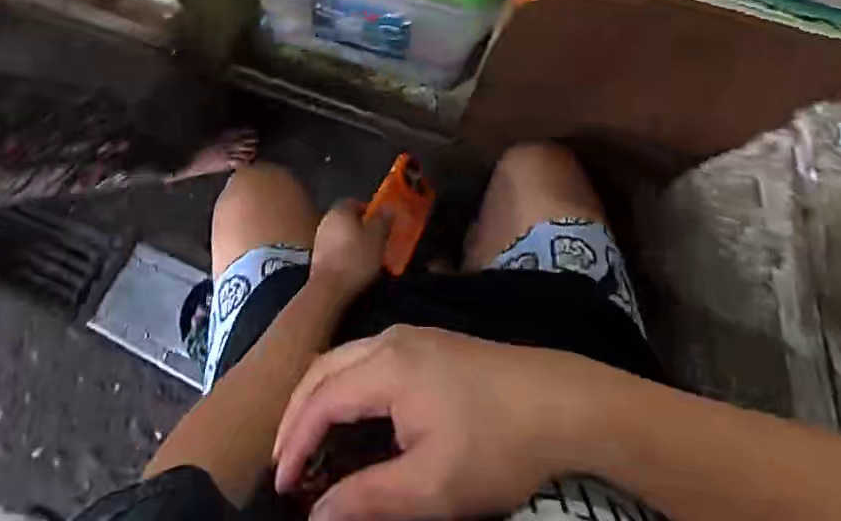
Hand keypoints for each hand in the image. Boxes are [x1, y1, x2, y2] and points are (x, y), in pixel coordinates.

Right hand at [273, 327, 620, 519]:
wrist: (559, 401)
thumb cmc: (495, 445)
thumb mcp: (433, 486)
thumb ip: (370, 498)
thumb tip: (317, 514)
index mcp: (387, 367)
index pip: (321, 399)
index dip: (295, 441)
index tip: (281, 484)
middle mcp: (390, 340)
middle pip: (324, 367)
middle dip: (297, 413)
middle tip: (286, 461)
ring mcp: (411, 336)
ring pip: (345, 358)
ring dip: (321, 396)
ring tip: (310, 441)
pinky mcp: (428, 343)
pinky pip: (367, 357)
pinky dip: (346, 386)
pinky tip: (352, 415)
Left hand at [306, 201, 391, 301]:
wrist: (328, 289)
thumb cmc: (356, 259)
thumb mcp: (377, 238)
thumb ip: (382, 220)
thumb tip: (388, 206)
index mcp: (341, 210)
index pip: (356, 202)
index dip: (370, 210)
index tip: (381, 222)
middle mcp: (327, 219)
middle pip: (348, 218)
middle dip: (362, 226)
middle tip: (377, 238)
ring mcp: (319, 238)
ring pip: (341, 234)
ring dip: (353, 241)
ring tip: (368, 254)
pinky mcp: (316, 256)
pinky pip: (335, 248)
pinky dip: (345, 253)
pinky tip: (354, 265)